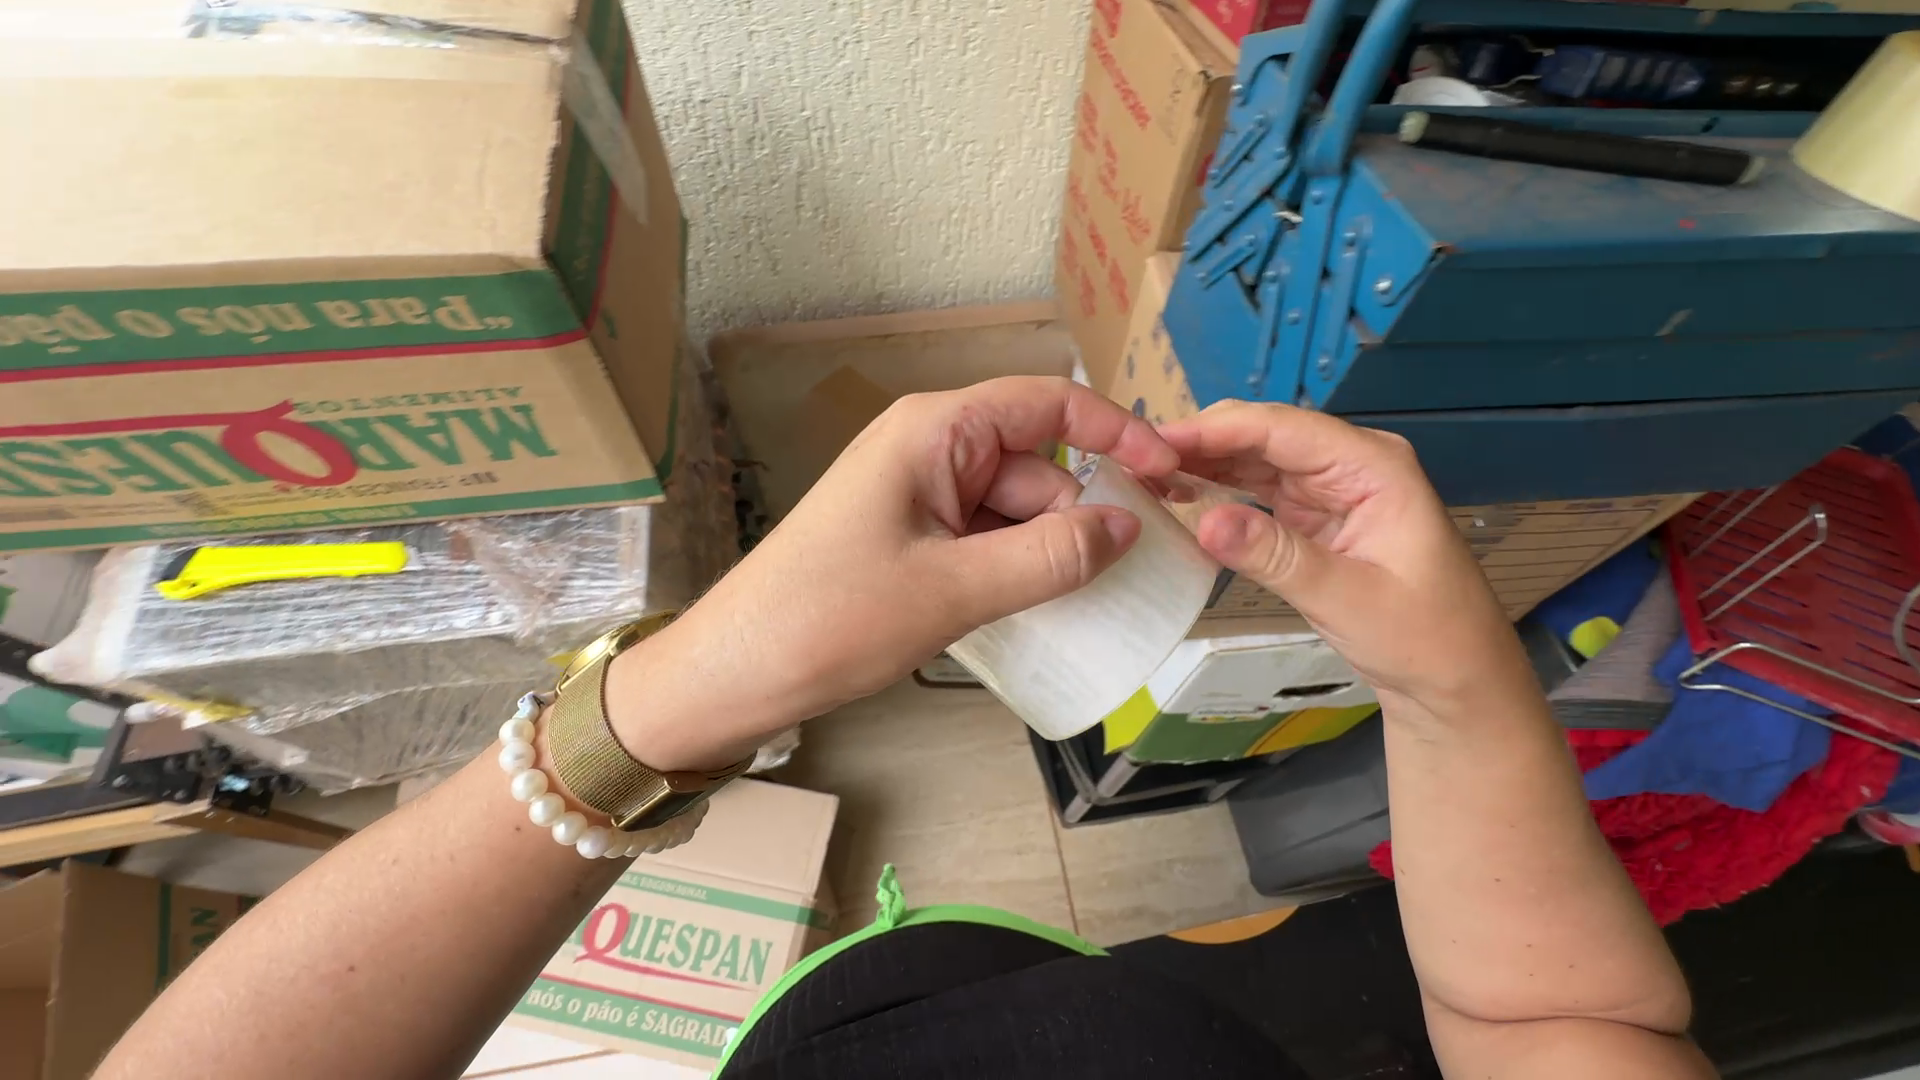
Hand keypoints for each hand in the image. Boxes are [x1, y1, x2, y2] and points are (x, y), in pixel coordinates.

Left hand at [606, 376, 1178, 768]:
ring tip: (1075, 606)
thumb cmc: (833, 617)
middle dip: (1079, 514)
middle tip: (1119, 578)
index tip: (1168, 478)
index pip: (1047, 404)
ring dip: (1046, 551)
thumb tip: (1128, 526)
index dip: (1115, 432)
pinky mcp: (911, 537)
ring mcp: (918, 495)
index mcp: (935, 431)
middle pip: (1034, 465)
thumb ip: (1049, 557)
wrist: (738, 672)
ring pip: (1012, 510)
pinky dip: (1015, 568)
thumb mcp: (955, 590)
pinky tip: (1034, 610)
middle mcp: (929, 449)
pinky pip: (984, 540)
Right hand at [1159, 401, 1532, 714]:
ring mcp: (1328, 488)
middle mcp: (1347, 464)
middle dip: (1200, 442)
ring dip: (1202, 463)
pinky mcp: (1311, 515)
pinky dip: (1217, 491)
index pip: (1280, 429)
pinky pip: (1255, 490)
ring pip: (1252, 459)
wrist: (1453, 681)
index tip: (1153, 443)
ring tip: (1145, 474)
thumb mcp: (1347, 598)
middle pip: (1261, 434)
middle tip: (1136, 460)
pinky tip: (1179, 494)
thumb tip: (1203, 521)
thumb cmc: (1422, 637)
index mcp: (1371, 465)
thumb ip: (1276, 557)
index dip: (1213, 431)